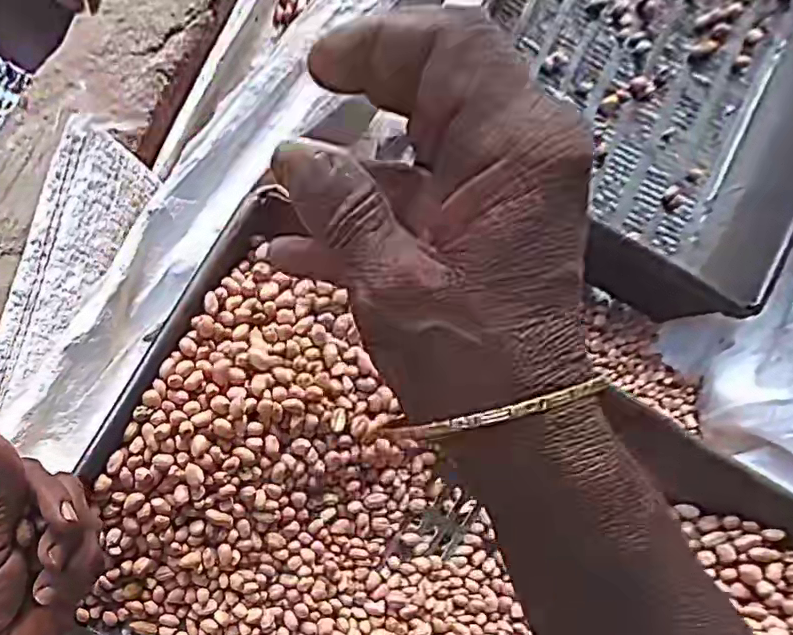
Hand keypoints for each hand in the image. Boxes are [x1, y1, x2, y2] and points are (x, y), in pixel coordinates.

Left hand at [0, 431, 105, 634]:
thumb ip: (0, 488)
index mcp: (7, 502)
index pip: (42, 474)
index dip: (52, 495)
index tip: (52, 522)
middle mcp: (35, 515)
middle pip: (73, 494)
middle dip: (64, 530)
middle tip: (44, 560)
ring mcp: (59, 542)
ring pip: (89, 527)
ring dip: (68, 561)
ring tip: (39, 587)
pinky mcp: (78, 568)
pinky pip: (96, 557)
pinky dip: (74, 580)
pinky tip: (48, 597)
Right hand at [266, 8, 595, 424]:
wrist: (510, 430)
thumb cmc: (466, 363)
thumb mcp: (393, 285)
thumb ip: (344, 212)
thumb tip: (292, 157)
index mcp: (515, 151)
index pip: (451, 53)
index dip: (378, 46)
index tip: (316, 66)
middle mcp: (513, 161)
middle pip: (430, 99)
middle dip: (358, 104)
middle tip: (298, 110)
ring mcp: (489, 205)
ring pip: (407, 166)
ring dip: (342, 181)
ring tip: (276, 196)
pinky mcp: (466, 244)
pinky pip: (405, 217)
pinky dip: (352, 228)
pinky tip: (290, 249)